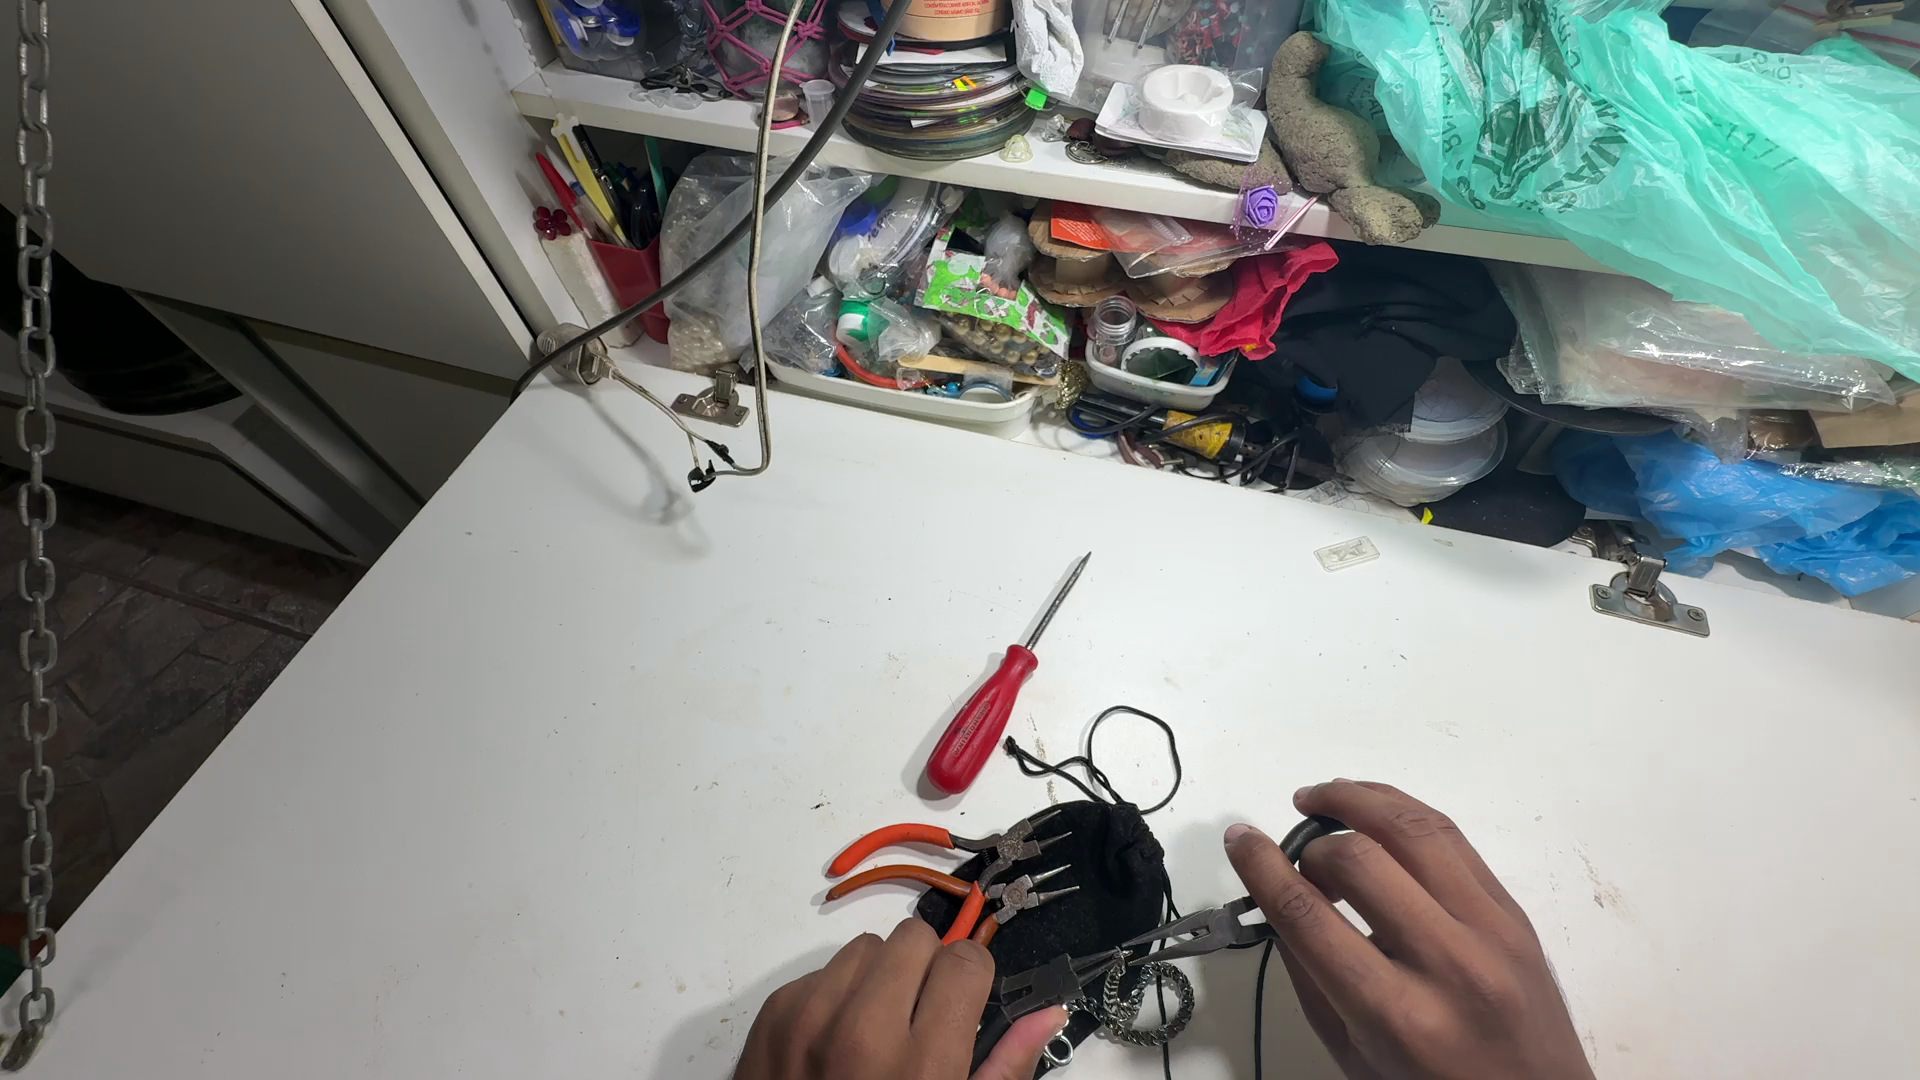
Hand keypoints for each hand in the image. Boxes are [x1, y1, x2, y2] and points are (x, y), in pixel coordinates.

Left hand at [732, 917, 1066, 1079]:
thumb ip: (1004, 1066)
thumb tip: (1050, 1010)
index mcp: (919, 1065)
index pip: (965, 960)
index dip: (969, 979)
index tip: (962, 1001)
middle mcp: (862, 1029)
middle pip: (915, 937)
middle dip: (925, 967)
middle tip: (918, 1013)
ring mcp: (810, 1016)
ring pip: (867, 946)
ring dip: (878, 976)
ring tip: (873, 1029)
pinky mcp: (774, 1012)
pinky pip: (823, 969)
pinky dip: (836, 994)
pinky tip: (833, 1041)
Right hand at [1226, 780, 1593, 1079]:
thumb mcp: (1349, 1050)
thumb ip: (1306, 967)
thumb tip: (1278, 889)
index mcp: (1397, 1016)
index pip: (1309, 915)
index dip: (1261, 866)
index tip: (1239, 838)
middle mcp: (1450, 965)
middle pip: (1359, 861)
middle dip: (1311, 846)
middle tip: (1298, 857)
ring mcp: (1493, 933)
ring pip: (1412, 829)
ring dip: (1353, 799)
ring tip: (1319, 797)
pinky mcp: (1515, 913)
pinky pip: (1448, 834)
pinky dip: (1396, 807)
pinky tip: (1368, 806)